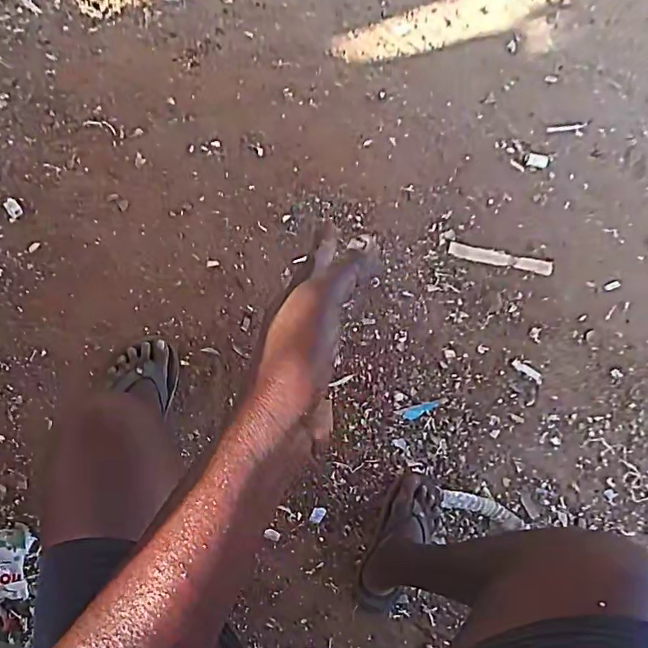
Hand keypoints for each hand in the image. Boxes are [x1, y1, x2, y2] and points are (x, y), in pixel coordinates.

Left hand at [237, 225, 374, 446]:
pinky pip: (338, 354)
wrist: (284, 419)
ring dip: (341, 307)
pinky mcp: (319, 382)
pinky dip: (348, 343)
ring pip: (328, 322)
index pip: (313, 263)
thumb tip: (363, 248)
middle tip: (351, 259)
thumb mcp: (318, 303)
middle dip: (333, 274)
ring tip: (355, 295)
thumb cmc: (292, 362)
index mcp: (291, 301)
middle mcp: (295, 325)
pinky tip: (354, 344)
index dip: (326, 245)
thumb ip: (339, 275)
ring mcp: (307, 355)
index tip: (334, 227)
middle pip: (318, 291)